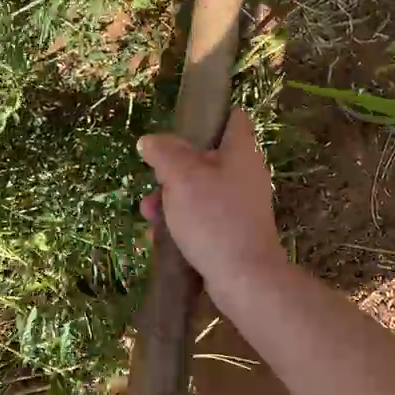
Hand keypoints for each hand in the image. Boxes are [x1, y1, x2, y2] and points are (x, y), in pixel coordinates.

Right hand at [137, 108, 284, 285]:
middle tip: (154, 178)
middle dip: (174, 167)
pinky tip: (159, 236)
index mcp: (240, 149)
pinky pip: (205, 217)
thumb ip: (163, 152)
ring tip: (148, 213)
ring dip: (172, 197)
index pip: (232, 117)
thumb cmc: (214, 216)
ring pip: (202, 189)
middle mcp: (245, 172)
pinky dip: (183, 221)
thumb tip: (150, 141)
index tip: (181, 125)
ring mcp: (242, 204)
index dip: (209, 115)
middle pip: (206, 156)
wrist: (246, 279)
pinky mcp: (236, 231)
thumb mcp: (181, 176)